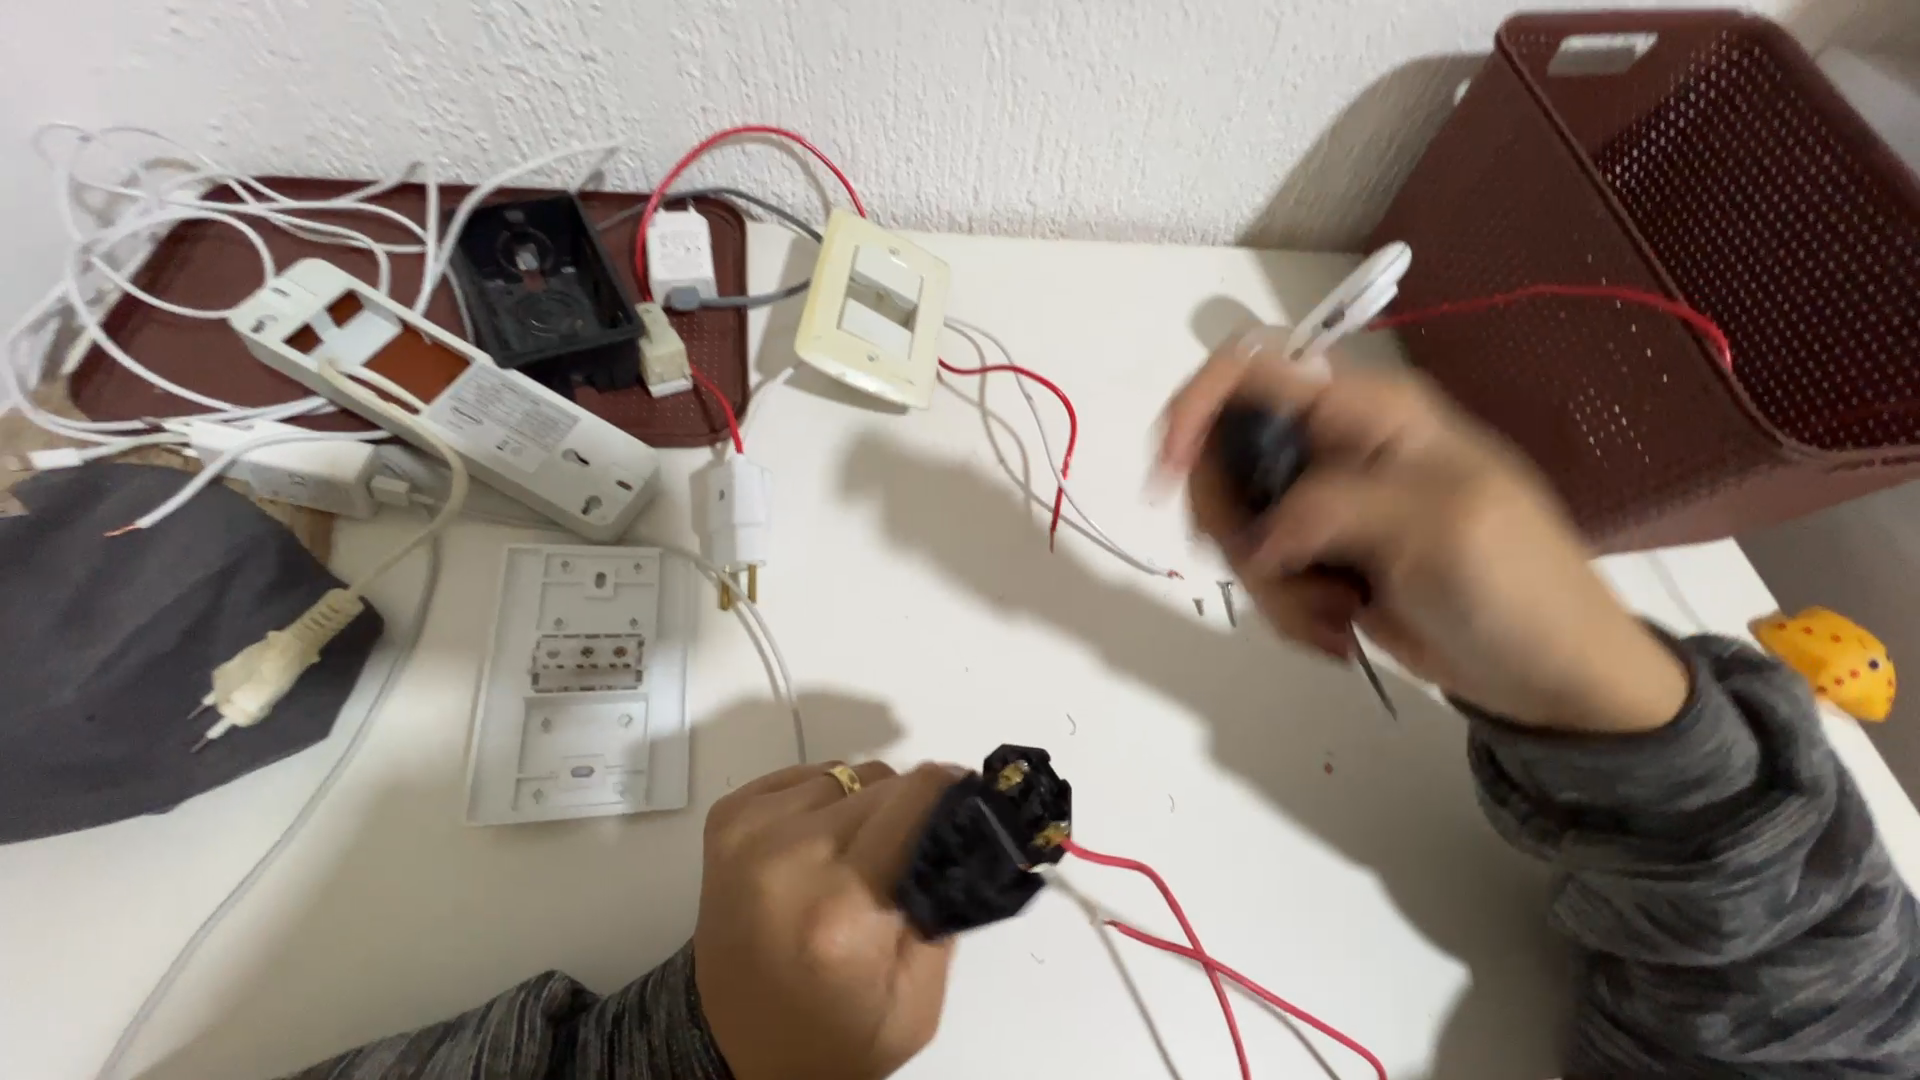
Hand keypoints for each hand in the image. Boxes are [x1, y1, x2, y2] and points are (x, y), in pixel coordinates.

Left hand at [695, 760, 962, 1079]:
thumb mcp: (915, 1003)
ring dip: (866, 802)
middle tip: (914, 846)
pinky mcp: (729, 815)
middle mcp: (790, 855)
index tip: (968, 803)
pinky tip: (822, 841)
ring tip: (860, 852)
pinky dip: (827, 798)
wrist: (729, 1045)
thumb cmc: (832, 1033)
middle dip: (911, 806)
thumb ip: (944, 908)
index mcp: (841, 907)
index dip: (951, 792)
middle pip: (884, 782)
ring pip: (849, 773)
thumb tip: (962, 830)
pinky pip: (808, 774)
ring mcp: (751, 829)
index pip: (915, 797)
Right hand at [1160, 331, 1687, 733]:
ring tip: (1334, 615)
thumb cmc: (1517, 585)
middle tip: (1273, 572)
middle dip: (1232, 526)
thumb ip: (1333, 507)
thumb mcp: (1439, 527)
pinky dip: (1282, 606)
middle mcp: (1332, 444)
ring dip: (1267, 583)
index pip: (1251, 369)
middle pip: (1221, 458)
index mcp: (1366, 410)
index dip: (1194, 407)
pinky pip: (1255, 570)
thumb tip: (1258, 539)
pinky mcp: (1314, 554)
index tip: (1168, 476)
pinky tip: (1336, 628)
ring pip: (1233, 525)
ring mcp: (1319, 503)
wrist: (1547, 672)